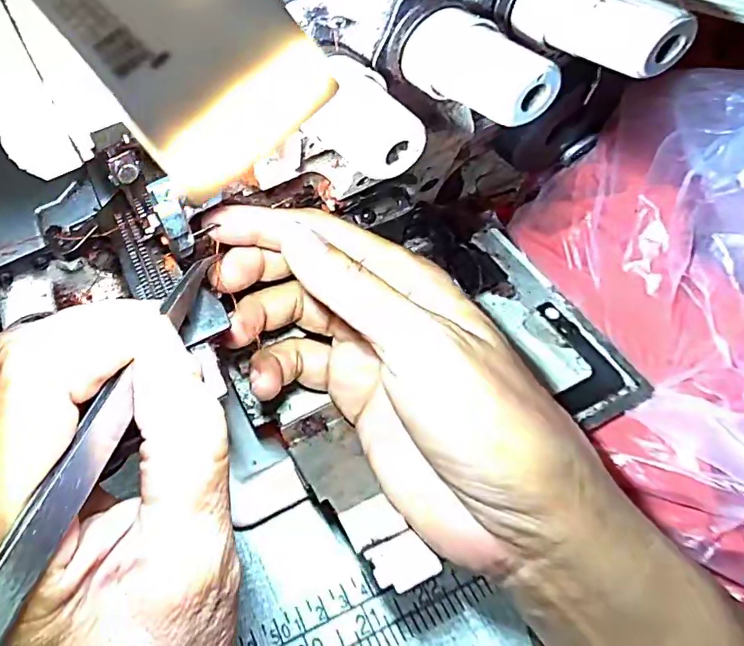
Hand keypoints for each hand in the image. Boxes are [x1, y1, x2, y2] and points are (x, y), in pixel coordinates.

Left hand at [0, 300, 239, 645]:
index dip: (109, 338)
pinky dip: (83, 374)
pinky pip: (25, 396)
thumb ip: (187, 445)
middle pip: (18, 362)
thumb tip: (169, 356)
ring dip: (94, 349)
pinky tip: (121, 394)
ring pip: (19, 368)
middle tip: (163, 351)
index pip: (30, 377)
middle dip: (104, 334)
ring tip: (149, 370)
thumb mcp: (191, 564)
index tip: (167, 345)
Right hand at [205, 206, 743, 645]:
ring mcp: (368, 351)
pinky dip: (277, 366)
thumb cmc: (497, 423)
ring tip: (240, 333)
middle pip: (305, 270)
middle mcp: (382, 309)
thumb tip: (300, 238)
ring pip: (298, 315)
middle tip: (222, 281)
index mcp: (403, 283)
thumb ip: (351, 287)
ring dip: (262, 318)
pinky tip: (268, 378)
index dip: (270, 226)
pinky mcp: (358, 393)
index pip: (324, 236)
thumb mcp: (417, 342)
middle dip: (259, 268)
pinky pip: (303, 365)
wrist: (521, 517)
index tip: (224, 226)